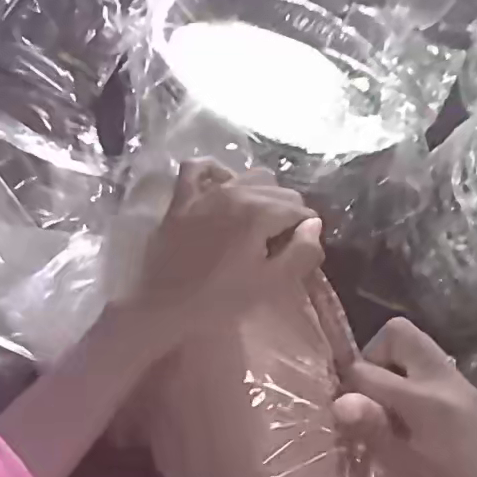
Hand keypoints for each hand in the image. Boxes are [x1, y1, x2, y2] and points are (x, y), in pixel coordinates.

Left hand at [126, 159, 323, 337]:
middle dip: (287, 214)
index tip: (296, 255)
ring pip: (249, 176)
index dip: (305, 233)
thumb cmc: (219, 301)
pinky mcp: (181, 199)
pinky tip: (223, 187)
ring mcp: (205, 192)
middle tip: (279, 246)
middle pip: (279, 191)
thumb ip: (302, 252)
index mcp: (260, 212)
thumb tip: (315, 226)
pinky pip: (200, 168)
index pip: (301, 210)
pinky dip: (217, 173)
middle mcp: (235, 192)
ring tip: (257, 224)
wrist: (162, 308)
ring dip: (261, 194)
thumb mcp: (270, 283)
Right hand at [332, 318, 476, 476]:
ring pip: (420, 354)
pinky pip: (435, 376)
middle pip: (402, 335)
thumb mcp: (405, 474)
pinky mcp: (474, 406)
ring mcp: (465, 391)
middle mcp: (448, 382)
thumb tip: (338, 399)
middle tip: (364, 399)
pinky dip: (413, 388)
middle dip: (374, 356)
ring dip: (395, 371)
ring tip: (382, 417)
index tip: (337, 409)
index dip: (347, 385)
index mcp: (427, 399)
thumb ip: (373, 429)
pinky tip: (408, 429)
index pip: (370, 370)